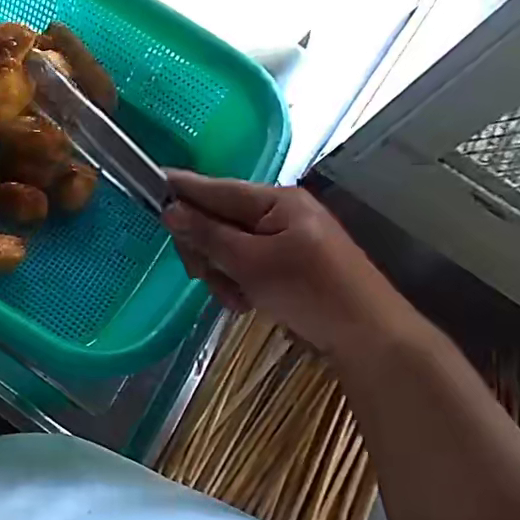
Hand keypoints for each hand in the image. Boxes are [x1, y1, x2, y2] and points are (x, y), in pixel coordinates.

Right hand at [162, 171, 416, 357]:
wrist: (369, 336)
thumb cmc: (312, 292)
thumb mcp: (252, 263)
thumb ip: (209, 235)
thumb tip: (171, 210)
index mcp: (275, 201)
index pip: (217, 188)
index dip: (183, 188)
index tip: (150, 183)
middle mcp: (280, 213)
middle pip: (220, 220)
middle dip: (207, 249)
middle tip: (202, 275)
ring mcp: (286, 240)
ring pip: (230, 248)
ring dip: (224, 273)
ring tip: (237, 298)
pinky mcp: (289, 265)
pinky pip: (249, 265)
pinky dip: (241, 283)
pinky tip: (248, 303)